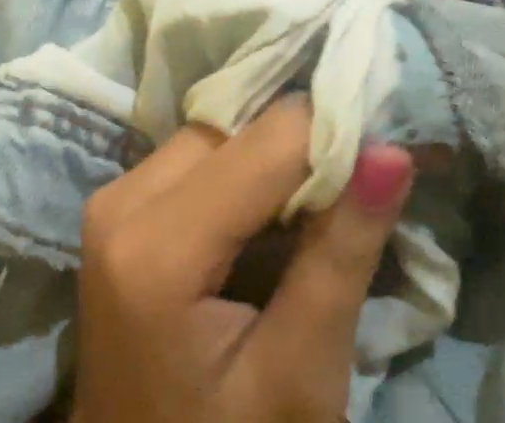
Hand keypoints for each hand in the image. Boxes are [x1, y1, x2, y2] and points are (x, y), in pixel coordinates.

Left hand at [69, 97, 413, 422]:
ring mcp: (111, 202)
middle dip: (302, 149)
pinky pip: (193, 163)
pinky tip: (278, 220)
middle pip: (232, 131)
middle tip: (366, 188)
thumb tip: (392, 150)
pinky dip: (244, 178)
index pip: (264, 142)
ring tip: (328, 210)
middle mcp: (120, 203)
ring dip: (274, 162)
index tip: (393, 156)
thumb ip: (340, 256)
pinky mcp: (118, 211)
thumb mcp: (299, 372)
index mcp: (156, 249)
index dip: (335, 135)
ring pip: (214, 138)